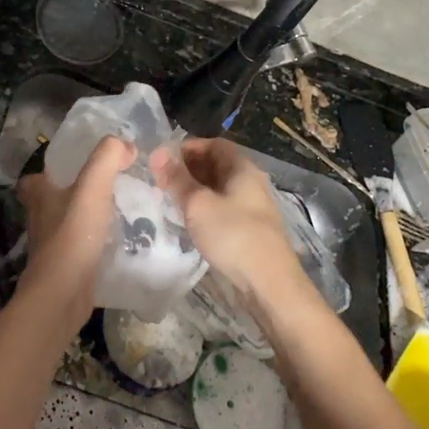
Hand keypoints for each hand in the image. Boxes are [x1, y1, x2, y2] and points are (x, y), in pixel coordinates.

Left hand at [17, 136, 132, 314]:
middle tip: (110, 187)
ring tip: (122, 211)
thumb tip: (125, 145)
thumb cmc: (73, 234)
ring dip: (89, 218)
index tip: (80, 167)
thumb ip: (108, 157)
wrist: (63, 294)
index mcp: (39, 195)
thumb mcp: (93, 185)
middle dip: (77, 194)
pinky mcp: (66, 268)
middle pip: (56, 199)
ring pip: (70, 224)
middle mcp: (40, 218)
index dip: (53, 170)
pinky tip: (121, 241)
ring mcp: (52, 246)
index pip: (37, 176)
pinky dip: (97, 243)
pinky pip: (83, 247)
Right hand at [151, 138, 305, 303]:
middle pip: (216, 165)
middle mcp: (250, 182)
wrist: (269, 284)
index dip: (188, 147)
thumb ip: (177, 178)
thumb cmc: (233, 235)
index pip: (214, 144)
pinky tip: (190, 222)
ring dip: (195, 191)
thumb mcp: (198, 204)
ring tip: (171, 201)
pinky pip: (223, 208)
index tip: (164, 160)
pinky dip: (205, 208)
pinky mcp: (250, 230)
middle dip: (188, 169)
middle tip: (162, 181)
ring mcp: (252, 207)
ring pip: (219, 189)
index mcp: (242, 168)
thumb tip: (158, 152)